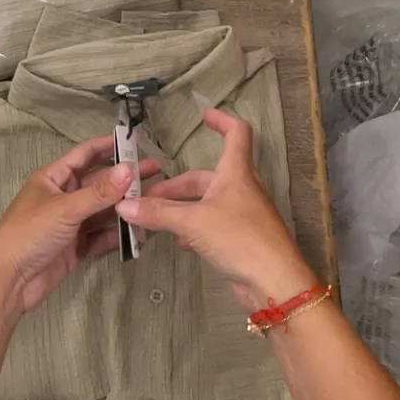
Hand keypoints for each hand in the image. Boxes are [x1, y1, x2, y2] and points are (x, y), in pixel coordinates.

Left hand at [0, 135, 163, 317]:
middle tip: (159, 172)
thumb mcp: (64, 209)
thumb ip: (98, 191)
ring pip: (104, 210)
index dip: (110, 146)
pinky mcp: (77, 247)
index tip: (137, 141)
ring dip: (127, 206)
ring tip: (157, 201)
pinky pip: (103, 235)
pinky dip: (121, 233)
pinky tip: (142, 231)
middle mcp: (65, 196)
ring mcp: (72, 223)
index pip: (86, 154)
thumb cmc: (29, 233)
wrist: (8, 281)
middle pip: (100, 183)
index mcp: (54, 178)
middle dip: (126, 178)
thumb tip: (129, 169)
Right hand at [116, 109, 317, 308]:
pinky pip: (211, 225)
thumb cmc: (240, 238)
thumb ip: (158, 213)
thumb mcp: (194, 222)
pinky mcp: (241, 239)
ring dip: (180, 209)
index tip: (203, 115)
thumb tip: (124, 205)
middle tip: (146, 199)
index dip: (222, 120)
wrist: (275, 284)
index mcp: (236, 173)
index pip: (237, 134)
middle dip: (175, 186)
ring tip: (154, 220)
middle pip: (205, 177)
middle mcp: (241, 188)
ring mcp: (242, 215)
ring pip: (205, 203)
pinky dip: (193, 229)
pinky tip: (179, 243)